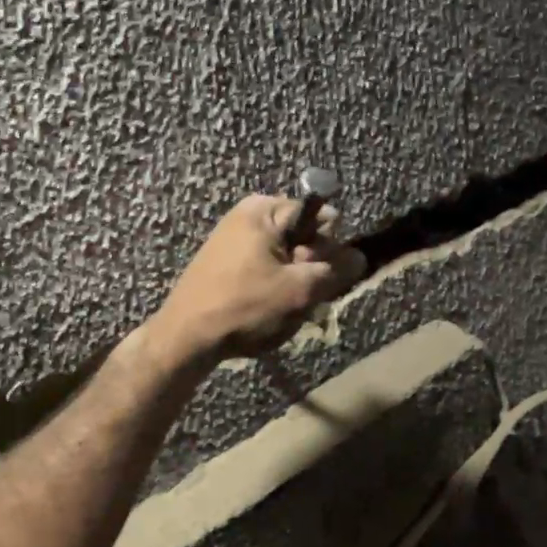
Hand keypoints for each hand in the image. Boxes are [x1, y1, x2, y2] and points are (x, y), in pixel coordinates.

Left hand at [151, 195, 366, 360]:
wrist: (187, 336)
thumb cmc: (245, 307)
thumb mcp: (300, 290)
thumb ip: (336, 271)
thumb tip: (360, 257)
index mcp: (264, 210)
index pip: (320, 216)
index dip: (327, 246)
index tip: (316, 273)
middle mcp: (248, 215)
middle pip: (303, 237)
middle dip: (310, 269)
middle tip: (300, 298)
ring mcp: (234, 239)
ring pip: (286, 259)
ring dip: (293, 287)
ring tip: (280, 311)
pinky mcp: (226, 263)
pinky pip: (265, 270)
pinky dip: (272, 291)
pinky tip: (265, 314)